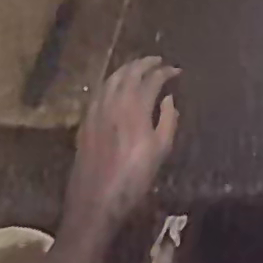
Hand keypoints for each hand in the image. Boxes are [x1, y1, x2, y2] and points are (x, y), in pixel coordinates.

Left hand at [62, 56, 179, 243]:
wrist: (96, 202)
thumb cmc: (134, 178)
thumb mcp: (161, 150)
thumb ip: (168, 120)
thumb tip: (168, 99)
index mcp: (136, 106)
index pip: (153, 79)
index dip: (166, 72)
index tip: (176, 71)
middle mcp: (115, 101)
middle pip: (130, 72)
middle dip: (145, 63)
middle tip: (157, 60)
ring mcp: (97, 109)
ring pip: (112, 78)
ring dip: (127, 69)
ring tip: (138, 68)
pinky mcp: (86, 120)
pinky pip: (99, 91)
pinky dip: (111, 82)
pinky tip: (115, 86)